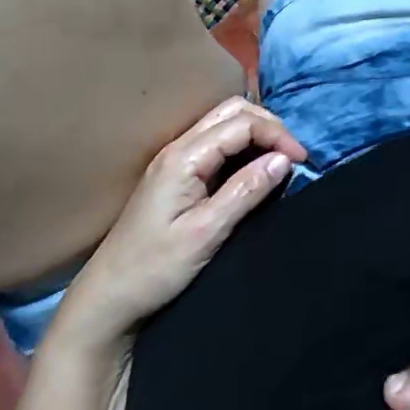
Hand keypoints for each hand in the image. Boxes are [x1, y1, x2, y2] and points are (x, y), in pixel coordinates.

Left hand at [55, 97, 306, 345]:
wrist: (108, 297)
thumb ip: (246, 191)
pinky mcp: (176, 175)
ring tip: (279, 160)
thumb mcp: (207, 232)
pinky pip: (216, 143)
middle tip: (292, 156)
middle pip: (232, 112)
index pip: (241, 123)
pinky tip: (255, 168)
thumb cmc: (155, 268)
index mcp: (184, 157)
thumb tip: (284, 160)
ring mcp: (175, 160)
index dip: (277, 135)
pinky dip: (243, 146)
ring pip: (224, 124)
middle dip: (268, 125)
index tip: (301, 161)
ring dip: (256, 133)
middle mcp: (178, 148)